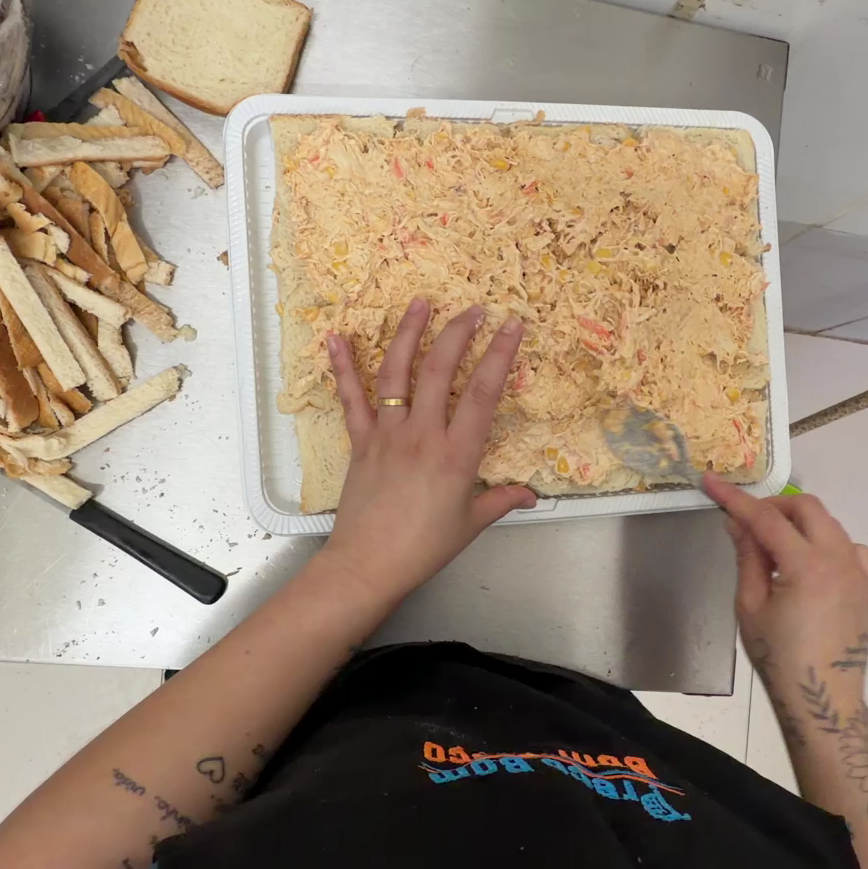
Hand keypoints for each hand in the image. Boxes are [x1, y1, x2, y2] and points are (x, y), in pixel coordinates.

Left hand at [316, 298, 536, 600]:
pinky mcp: (360, 441)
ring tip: (419, 303)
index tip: (511, 326)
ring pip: (397, 373)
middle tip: (472, 309)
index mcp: (455, 455)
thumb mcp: (470, 524)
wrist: (367, 565)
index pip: (482, 394)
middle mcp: (421, 434)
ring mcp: (386, 434)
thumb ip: (501, 500)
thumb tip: (531, 495)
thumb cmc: (423, 548)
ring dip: (408, 334)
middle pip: (439, 370)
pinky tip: (336, 338)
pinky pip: (351, 399)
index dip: (499, 355)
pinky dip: (343, 367)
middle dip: (458, 333)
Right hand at [703, 474, 867, 699]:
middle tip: (748, 519)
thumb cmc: (778, 657)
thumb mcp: (750, 606)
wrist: (823, 699)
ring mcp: (861, 573)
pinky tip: (810, 563)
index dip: (735, 498)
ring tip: (775, 545)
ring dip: (800, 523)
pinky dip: (827, 543)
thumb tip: (737, 522)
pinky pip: (851, 548)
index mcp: (807, 566)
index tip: (711, 481)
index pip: (766, 518)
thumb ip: (748, 557)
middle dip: (774, 504)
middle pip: (808, 507)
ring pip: (831, 524)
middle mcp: (840, 560)